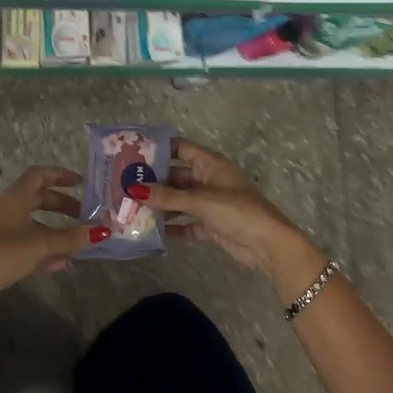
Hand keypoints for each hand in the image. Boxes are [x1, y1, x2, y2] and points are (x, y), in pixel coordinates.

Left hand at [0, 166, 106, 302]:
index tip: (81, 183)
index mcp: (16, 197)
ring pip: (34, 223)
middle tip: (84, 216)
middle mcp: (8, 208)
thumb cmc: (4, 253)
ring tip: (77, 244)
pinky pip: (27, 242)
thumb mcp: (41, 244)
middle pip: (39, 199)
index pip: (39, 175)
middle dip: (63, 207)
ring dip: (55, 232)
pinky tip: (61, 264)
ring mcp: (2, 229)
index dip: (60, 175)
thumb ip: (71, 238)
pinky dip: (44, 248)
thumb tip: (101, 231)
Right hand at [140, 139, 325, 298]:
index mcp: (210, 164)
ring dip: (161, 206)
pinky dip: (174, 226)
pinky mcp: (212, 224)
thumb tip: (133, 189)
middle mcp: (209, 179)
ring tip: (132, 210)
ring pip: (180, 201)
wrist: (268, 244)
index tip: (132, 154)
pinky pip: (187, 222)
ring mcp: (211, 203)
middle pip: (176, 176)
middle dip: (153, 182)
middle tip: (123, 187)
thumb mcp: (200, 200)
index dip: (158, 149)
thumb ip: (167, 197)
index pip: (180, 148)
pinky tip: (153, 232)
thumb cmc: (237, 211)